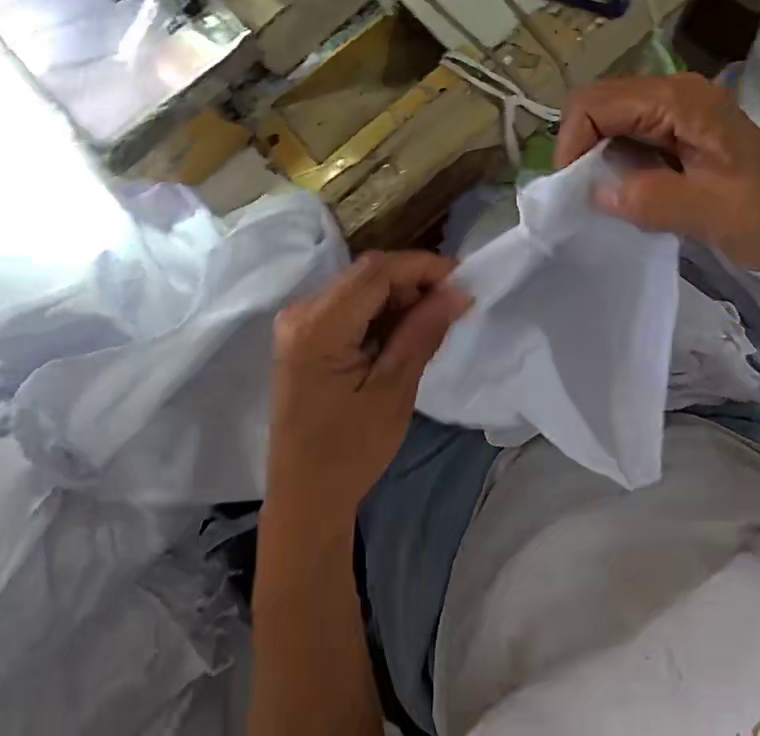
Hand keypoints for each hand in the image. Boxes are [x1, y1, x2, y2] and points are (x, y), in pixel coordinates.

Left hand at [267, 251, 472, 515]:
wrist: (305, 494)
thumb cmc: (350, 452)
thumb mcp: (393, 391)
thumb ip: (422, 332)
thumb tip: (457, 290)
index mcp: (317, 327)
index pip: (375, 271)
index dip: (422, 267)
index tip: (463, 281)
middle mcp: (300, 312)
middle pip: (365, 274)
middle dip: (412, 282)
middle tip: (451, 307)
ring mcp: (297, 322)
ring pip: (358, 287)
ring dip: (397, 296)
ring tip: (431, 323)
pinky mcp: (302, 334)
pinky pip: (347, 305)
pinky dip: (378, 311)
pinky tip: (401, 333)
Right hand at [555, 73, 759, 285]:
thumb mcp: (710, 213)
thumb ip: (647, 198)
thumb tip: (592, 192)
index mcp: (681, 100)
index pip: (596, 103)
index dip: (572, 143)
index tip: (572, 190)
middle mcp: (675, 94)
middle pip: (597, 105)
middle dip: (579, 148)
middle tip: (582, 195)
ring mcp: (678, 113)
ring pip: (608, 121)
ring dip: (595, 157)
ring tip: (601, 197)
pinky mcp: (679, 135)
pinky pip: (627, 138)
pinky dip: (613, 164)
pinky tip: (623, 193)